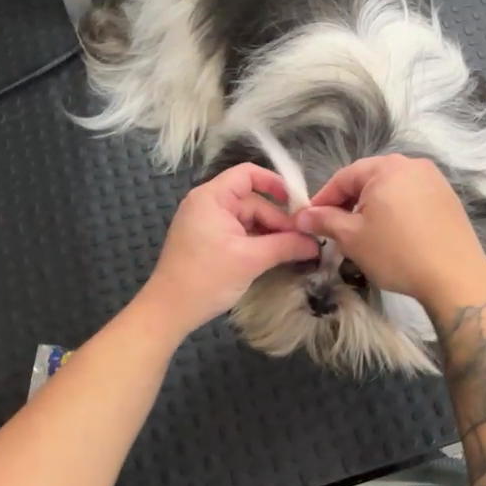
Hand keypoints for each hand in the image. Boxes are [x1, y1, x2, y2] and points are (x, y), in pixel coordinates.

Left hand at [135, 163, 320, 336]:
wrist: (169, 311)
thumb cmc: (207, 279)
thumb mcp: (251, 260)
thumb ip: (286, 246)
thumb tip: (316, 242)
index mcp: (212, 197)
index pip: (248, 174)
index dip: (276, 183)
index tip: (299, 204)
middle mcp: (207, 203)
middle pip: (252, 201)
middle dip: (278, 220)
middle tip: (305, 241)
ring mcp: (206, 223)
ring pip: (247, 219)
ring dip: (270, 234)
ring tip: (295, 250)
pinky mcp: (207, 241)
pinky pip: (238, 233)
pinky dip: (256, 242)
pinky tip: (275, 256)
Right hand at [296, 155, 485, 304]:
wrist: (454, 276)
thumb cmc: (396, 252)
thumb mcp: (352, 237)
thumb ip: (324, 221)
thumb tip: (302, 216)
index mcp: (386, 167)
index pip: (343, 177)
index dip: (324, 199)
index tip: (311, 221)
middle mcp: (412, 164)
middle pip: (369, 179)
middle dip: (349, 202)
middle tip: (336, 229)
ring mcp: (435, 180)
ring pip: (391, 189)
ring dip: (373, 207)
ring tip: (364, 234)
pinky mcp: (448, 198)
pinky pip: (412, 198)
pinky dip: (396, 211)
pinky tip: (394, 235)